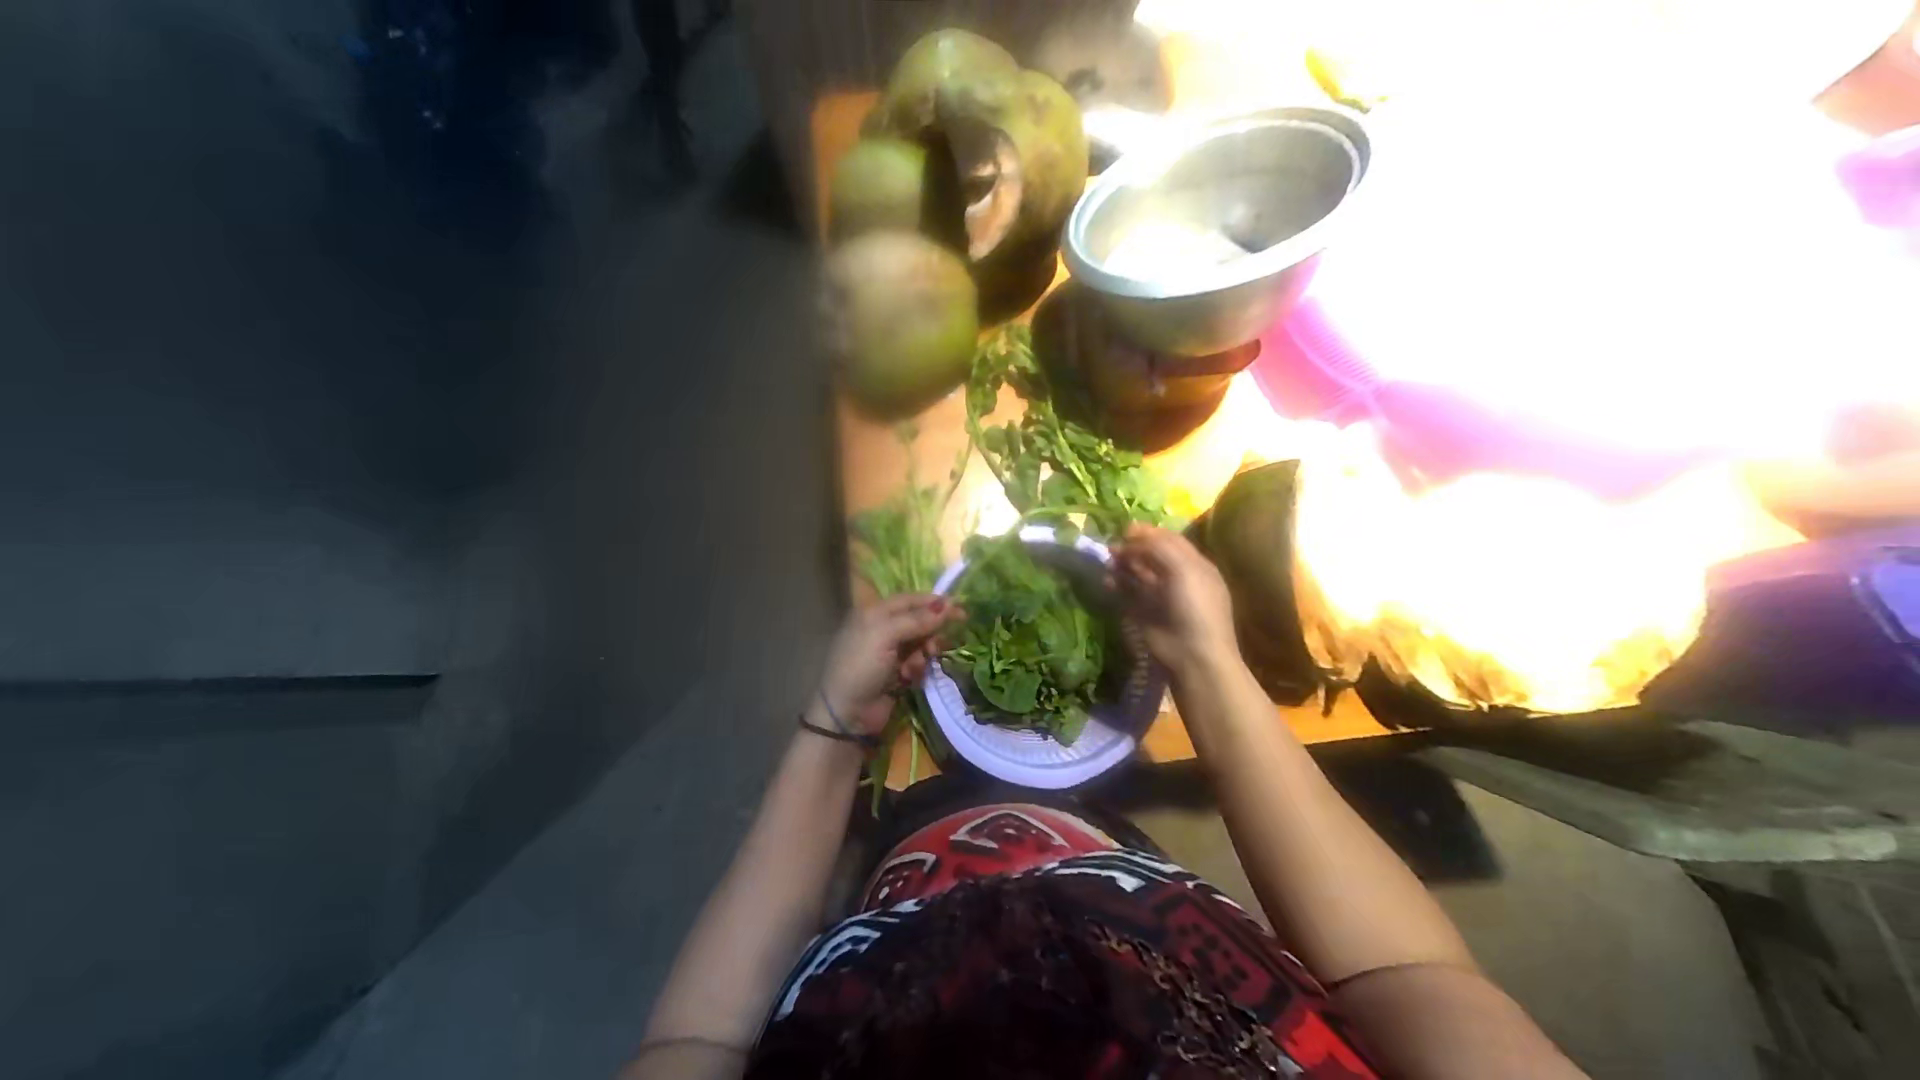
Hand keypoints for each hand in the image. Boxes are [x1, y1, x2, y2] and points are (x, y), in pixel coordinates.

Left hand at [816, 594, 961, 734]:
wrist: (848, 713)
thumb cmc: (862, 666)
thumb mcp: (885, 635)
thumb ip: (916, 619)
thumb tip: (946, 605)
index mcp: (873, 614)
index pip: (908, 600)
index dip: (932, 602)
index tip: (958, 606)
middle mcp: (881, 629)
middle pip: (918, 621)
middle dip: (931, 630)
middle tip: (942, 641)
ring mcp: (889, 653)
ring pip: (920, 643)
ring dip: (924, 651)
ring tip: (920, 663)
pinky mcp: (897, 673)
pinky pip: (917, 663)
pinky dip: (917, 668)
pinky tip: (909, 677)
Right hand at [1113, 523, 1237, 678]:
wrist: (1193, 654)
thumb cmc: (1195, 606)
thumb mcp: (1184, 569)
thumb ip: (1159, 548)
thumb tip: (1133, 536)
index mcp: (1194, 565)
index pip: (1169, 541)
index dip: (1148, 533)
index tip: (1125, 529)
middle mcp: (1177, 578)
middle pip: (1151, 556)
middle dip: (1132, 549)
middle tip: (1111, 547)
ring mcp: (1160, 596)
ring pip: (1137, 573)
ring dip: (1122, 565)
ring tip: (1107, 562)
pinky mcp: (1144, 613)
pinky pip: (1127, 594)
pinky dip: (1116, 585)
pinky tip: (1107, 581)